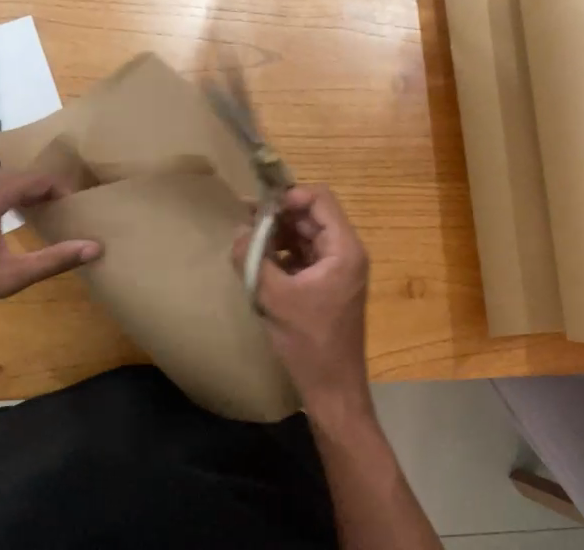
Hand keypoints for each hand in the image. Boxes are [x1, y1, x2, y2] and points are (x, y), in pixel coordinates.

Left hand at [0, 159, 99, 326]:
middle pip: (14, 175)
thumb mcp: (9, 276)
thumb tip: (96, 248)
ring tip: (20, 210)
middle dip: (34, 191)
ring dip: (8, 187)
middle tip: (49, 212)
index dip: (58, 191)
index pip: (38, 180)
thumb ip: (54, 260)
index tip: (71, 206)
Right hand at [235, 185, 371, 416]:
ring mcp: (337, 269)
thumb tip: (237, 232)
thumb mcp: (275, 298)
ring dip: (278, 234)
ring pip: (306, 235)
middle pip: (312, 215)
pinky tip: (258, 261)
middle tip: (245, 218)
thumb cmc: (310, 342)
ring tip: (247, 238)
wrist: (332, 388)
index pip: (320, 199)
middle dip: (279, 214)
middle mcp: (346, 252)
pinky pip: (304, 255)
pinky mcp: (327, 285)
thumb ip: (254, 260)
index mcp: (344, 248)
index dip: (290, 195)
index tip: (260, 204)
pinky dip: (282, 253)